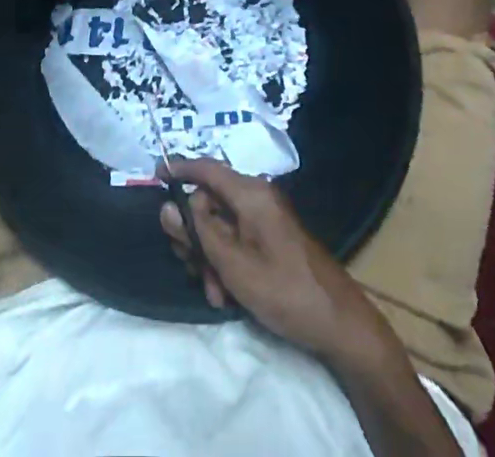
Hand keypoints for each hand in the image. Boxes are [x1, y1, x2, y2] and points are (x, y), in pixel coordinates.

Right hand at [160, 158, 378, 357]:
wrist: (340, 326)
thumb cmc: (284, 290)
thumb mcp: (231, 263)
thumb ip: (197, 231)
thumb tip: (167, 205)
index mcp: (250, 195)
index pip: (206, 168)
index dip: (178, 168)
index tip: (153, 177)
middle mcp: (257, 200)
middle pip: (208, 202)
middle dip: (194, 236)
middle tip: (189, 264)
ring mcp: (265, 220)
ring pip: (218, 227)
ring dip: (208, 258)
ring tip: (214, 292)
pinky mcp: (270, 240)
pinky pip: (235, 242)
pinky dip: (225, 265)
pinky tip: (226, 296)